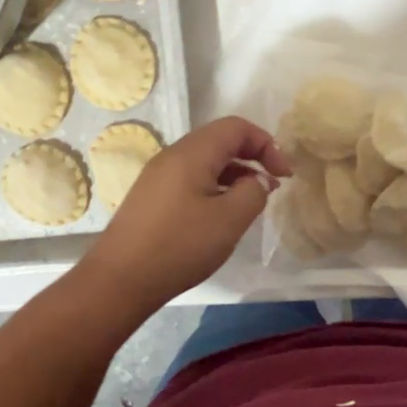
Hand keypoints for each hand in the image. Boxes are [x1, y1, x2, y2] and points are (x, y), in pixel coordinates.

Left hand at [83, 116, 292, 309]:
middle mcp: (173, 156)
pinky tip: (222, 216)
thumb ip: (253, 192)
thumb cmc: (181, 246)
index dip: (267, 144)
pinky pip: (191, 181)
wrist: (121, 279)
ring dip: (235, 175)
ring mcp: (158, 177)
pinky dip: (216, 188)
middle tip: (273, 186)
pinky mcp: (152, 199)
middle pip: (220, 141)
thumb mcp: (230, 219)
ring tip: (252, 203)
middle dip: (253, 158)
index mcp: (192, 153)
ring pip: (206, 163)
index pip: (236, 127)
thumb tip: (256, 181)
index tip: (285, 175)